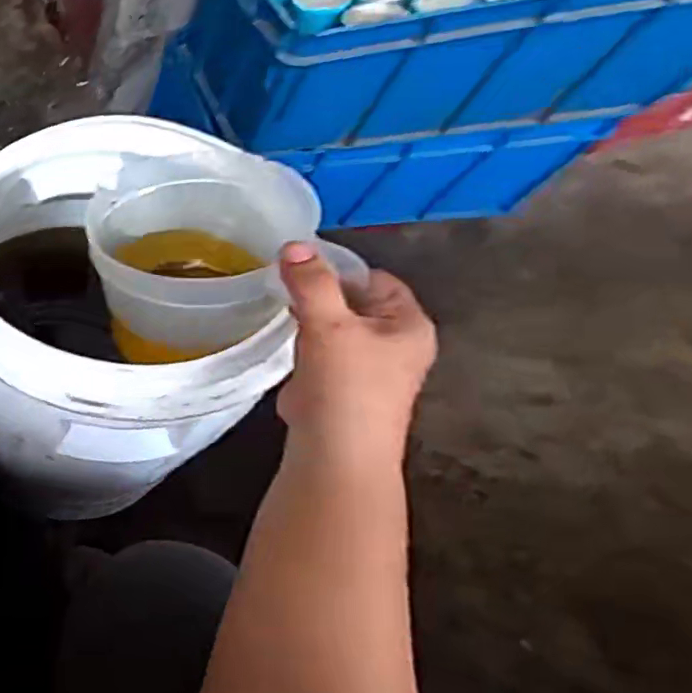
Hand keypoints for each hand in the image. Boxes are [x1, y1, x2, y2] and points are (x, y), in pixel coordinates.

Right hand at [275, 242, 435, 461]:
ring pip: (338, 325)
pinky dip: (307, 342)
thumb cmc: (344, 382)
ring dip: (311, 318)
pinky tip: (288, 346)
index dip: (338, 270)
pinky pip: (326, 349)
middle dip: (320, 294)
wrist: (336, 448)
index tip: (298, 269)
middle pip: (355, 301)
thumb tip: (294, 244)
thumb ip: (311, 282)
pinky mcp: (345, 384)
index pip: (375, 278)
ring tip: (282, 313)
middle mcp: (398, 343)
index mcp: (409, 324)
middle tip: (283, 288)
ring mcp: (373, 366)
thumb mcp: (327, 324)